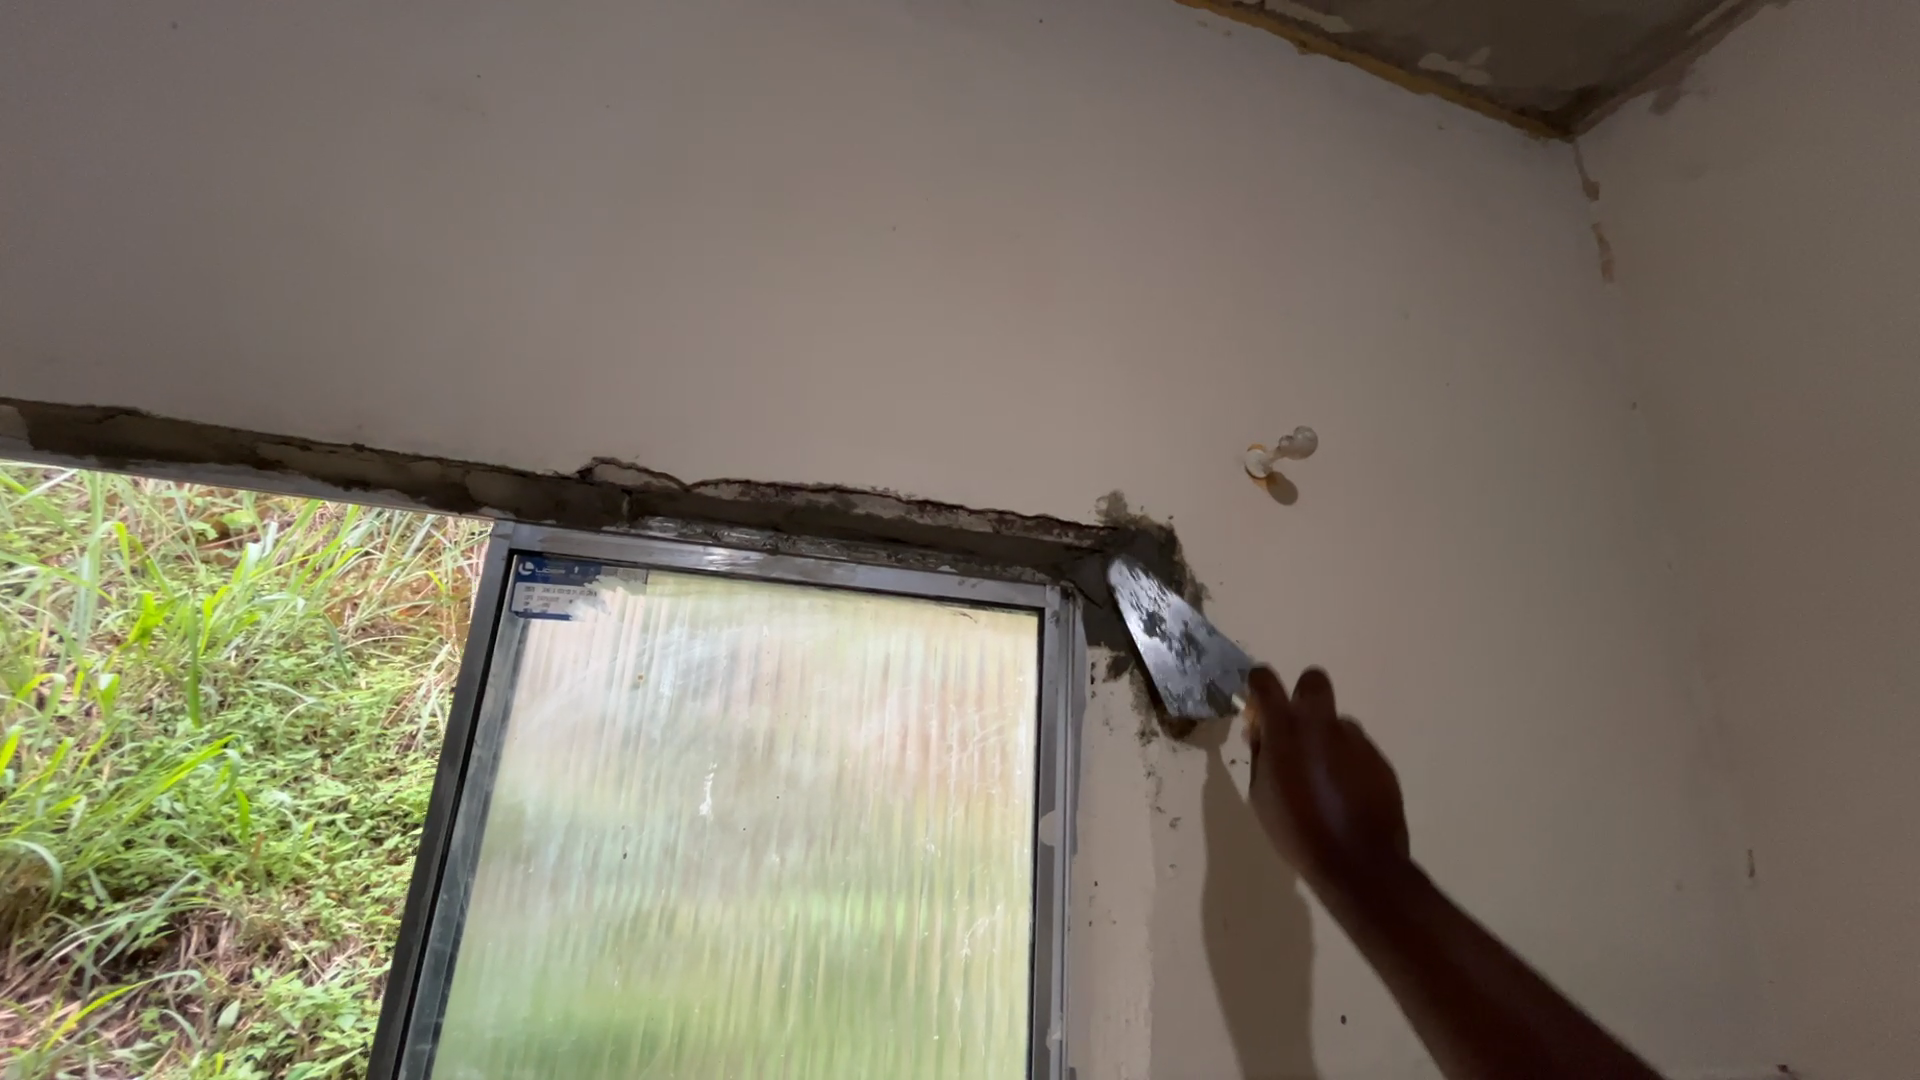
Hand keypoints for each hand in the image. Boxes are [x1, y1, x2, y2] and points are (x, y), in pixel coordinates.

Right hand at [1244, 666, 1410, 893]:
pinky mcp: (1380, 761)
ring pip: (1337, 723)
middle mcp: (1321, 725)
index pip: (1265, 681)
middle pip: (1313, 681)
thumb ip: (1261, 756)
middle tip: (1296, 728)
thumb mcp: (1259, 794)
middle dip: (1302, 695)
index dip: (1258, 683)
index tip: (1257, 699)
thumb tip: (1262, 733)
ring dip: (1327, 739)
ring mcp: (1356, 741)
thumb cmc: (1295, 829)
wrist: (1358, 863)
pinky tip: (1345, 795)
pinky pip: (1357, 750)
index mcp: (1285, 730)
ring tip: (1323, 778)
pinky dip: (1348, 764)